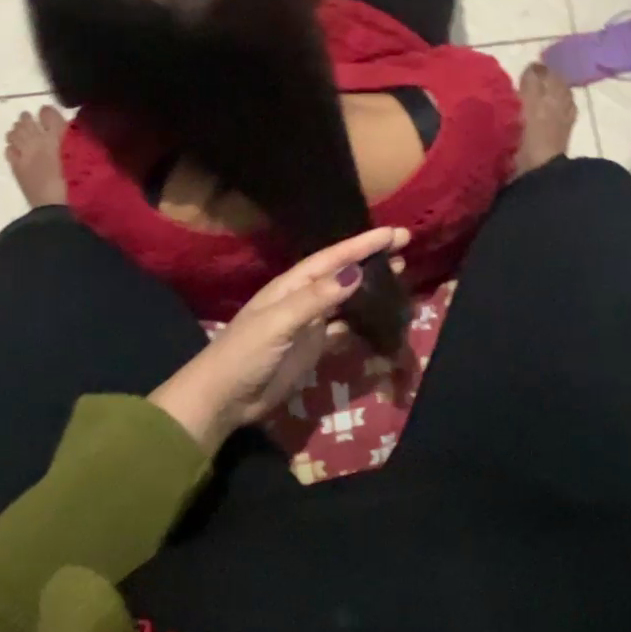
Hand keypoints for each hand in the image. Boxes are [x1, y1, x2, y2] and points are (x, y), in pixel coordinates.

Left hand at [151, 228, 410, 449]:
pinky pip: (344, 329)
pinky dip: (362, 321)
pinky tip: (381, 318)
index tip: (394, 233)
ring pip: (346, 299)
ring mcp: (309, 324)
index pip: (333, 259)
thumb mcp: (278, 323)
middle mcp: (302, 299)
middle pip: (342, 273)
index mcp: (291, 286)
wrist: (225, 398)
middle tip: (405, 247)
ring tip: (401, 276)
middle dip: (371, 259)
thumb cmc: (245, 353)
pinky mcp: (313, 348)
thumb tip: (355, 272)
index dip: (362, 245)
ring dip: (370, 288)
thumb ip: (316, 299)